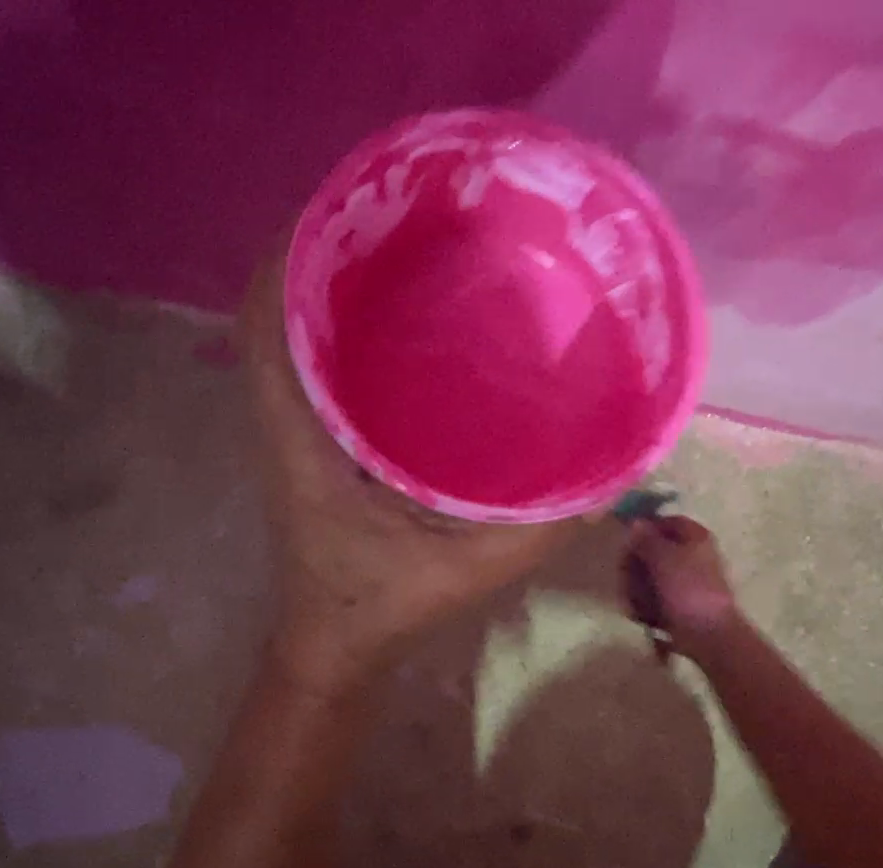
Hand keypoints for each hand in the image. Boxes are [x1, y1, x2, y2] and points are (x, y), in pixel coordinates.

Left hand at [235, 239, 583, 688]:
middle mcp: (287, 417)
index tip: (359, 202)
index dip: (299, 247)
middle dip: (333, 250)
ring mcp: (297, 429)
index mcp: (302, 434)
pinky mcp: (316, 443)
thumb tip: (612, 472)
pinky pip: (320, 366)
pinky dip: (350, 331)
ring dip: (339, 286)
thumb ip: (542, 525)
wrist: (335, 650)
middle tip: (408, 218)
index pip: (270, 316)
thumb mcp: (472, 569)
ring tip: (410, 254)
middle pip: (283, 306)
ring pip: (300, 333)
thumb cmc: (385, 607)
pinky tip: (411, 327)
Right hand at [625, 516, 741, 652]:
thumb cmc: (687, 588)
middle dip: (637, 567)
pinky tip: (645, 616)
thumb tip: (636, 522)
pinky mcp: (680, 604)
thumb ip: (647, 538)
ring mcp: (686, 582)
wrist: (708, 633)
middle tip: (627, 578)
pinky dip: (647, 606)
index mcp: (695, 537)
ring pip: (651, 577)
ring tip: (639, 603)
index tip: (627, 545)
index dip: (645, 530)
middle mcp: (693, 556)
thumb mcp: (663, 557)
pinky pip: (656, 598)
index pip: (666, 522)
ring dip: (639, 590)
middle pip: (654, 551)